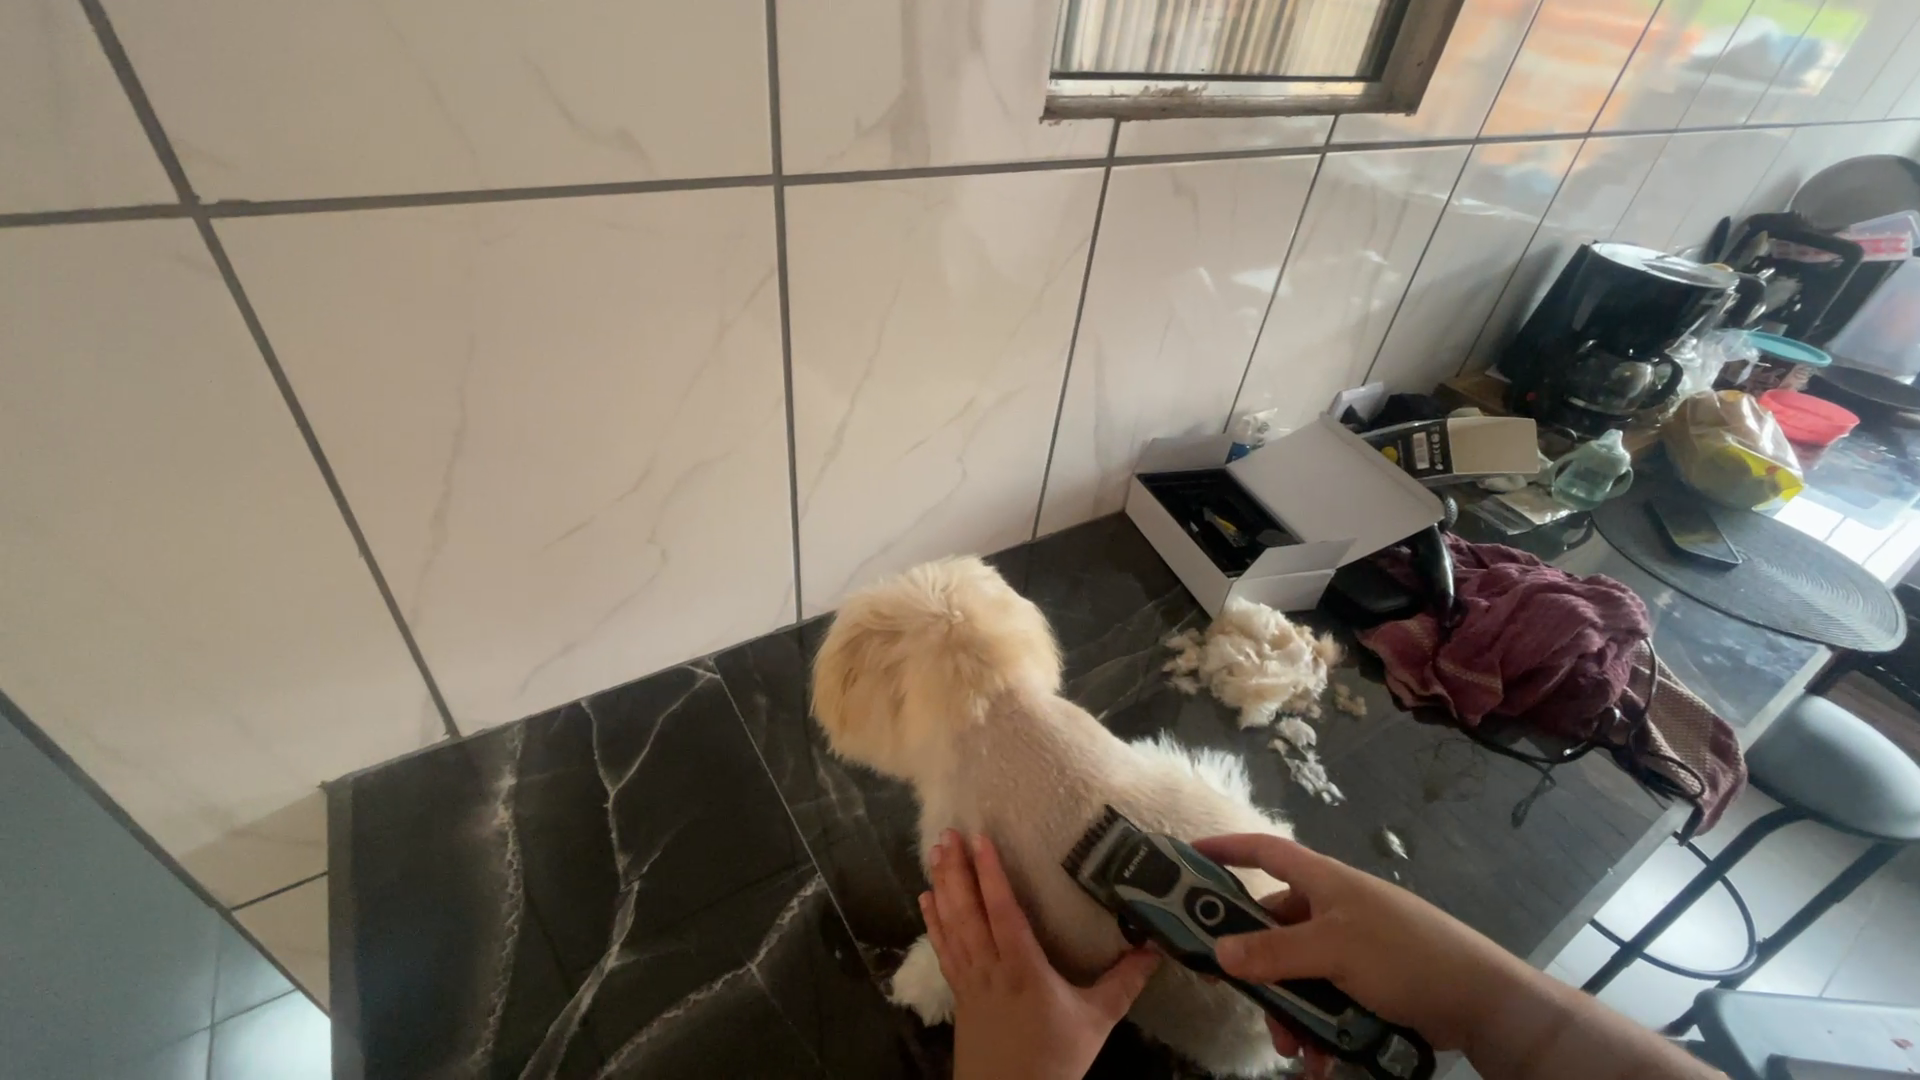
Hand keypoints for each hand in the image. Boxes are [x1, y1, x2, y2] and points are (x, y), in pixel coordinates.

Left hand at [921, 830, 1160, 1079]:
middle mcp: (990, 966)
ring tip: (934, 851)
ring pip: (951, 924)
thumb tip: (1154, 947)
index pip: (1002, 909)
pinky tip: (925, 899)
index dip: (990, 872)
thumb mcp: (1097, 1020)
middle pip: (967, 909)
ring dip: (941, 885)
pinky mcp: (958, 994)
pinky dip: (933, 922)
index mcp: (1022, 967)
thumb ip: (1124, 981)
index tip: (980, 838)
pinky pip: (942, 950)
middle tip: (947, 832)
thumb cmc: (1056, 1059)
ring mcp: (969, 980)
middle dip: (956, 869)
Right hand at [1193, 834, 1532, 1059]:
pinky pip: (1325, 997)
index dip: (1226, 848)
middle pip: (1273, 926)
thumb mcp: (1333, 951)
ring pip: (1298, 970)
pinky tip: (1319, 1059)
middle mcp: (1330, 907)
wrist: (1486, 1003)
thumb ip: (1275, 954)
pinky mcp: (1367, 981)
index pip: (1263, 850)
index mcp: (1321, 880)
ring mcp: (1350, 945)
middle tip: (1238, 992)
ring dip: (1289, 1007)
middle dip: (1256, 965)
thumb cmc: (1404, 953)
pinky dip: (1318, 1025)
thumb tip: (1219, 953)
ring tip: (1292, 1045)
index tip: (1190, 856)